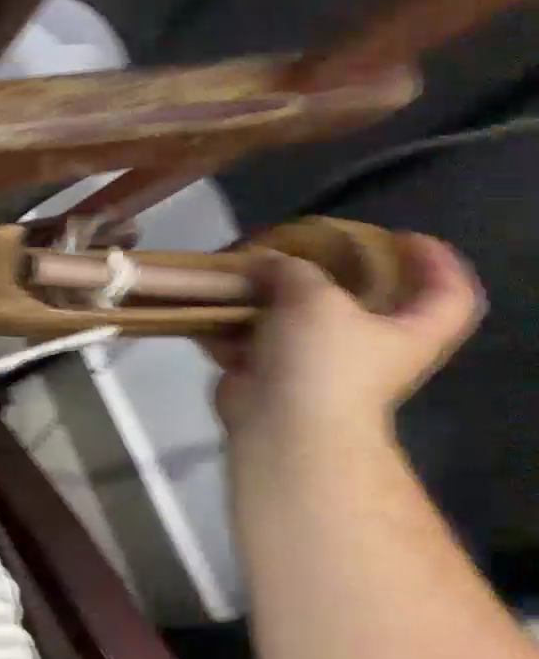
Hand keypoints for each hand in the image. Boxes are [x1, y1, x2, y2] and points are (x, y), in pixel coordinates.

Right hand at [212, 233, 482, 439]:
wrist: (281, 421)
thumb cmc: (322, 359)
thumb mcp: (315, 298)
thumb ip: (294, 271)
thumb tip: (268, 260)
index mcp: (410, 331)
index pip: (448, 293)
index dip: (436, 262)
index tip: (402, 237)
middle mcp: (371, 349)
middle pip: (366, 306)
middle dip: (336, 279)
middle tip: (309, 253)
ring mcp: (319, 366)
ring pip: (299, 323)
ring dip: (270, 300)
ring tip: (246, 276)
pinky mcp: (274, 377)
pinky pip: (254, 344)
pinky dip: (231, 328)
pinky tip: (209, 311)